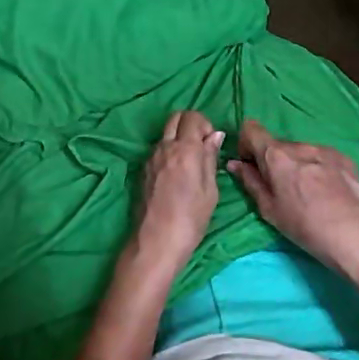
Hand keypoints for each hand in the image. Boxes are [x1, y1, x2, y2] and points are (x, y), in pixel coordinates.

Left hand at [133, 111, 223, 268]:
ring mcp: (151, 158)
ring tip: (190, 163)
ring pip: (165, 133)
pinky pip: (158, 149)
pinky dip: (169, 150)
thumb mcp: (210, 190)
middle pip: (176, 117)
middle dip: (191, 124)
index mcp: (184, 149)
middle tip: (201, 146)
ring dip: (178, 137)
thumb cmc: (191, 219)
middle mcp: (164, 147)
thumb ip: (210, 158)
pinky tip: (177, 174)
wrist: (156, 242)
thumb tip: (215, 135)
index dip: (205, 124)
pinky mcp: (143, 170)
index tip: (212, 144)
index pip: (192, 117)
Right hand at [226, 120, 358, 275]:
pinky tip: (327, 192)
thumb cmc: (304, 226)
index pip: (251, 129)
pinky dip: (318, 168)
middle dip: (274, 161)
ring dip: (297, 165)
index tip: (251, 165)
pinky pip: (322, 157)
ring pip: (301, 151)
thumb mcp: (269, 209)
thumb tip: (234, 164)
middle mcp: (300, 145)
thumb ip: (250, 182)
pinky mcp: (344, 158)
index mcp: (276, 155)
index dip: (246, 144)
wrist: (354, 235)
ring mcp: (325, 149)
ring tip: (308, 193)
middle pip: (278, 145)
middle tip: (280, 189)